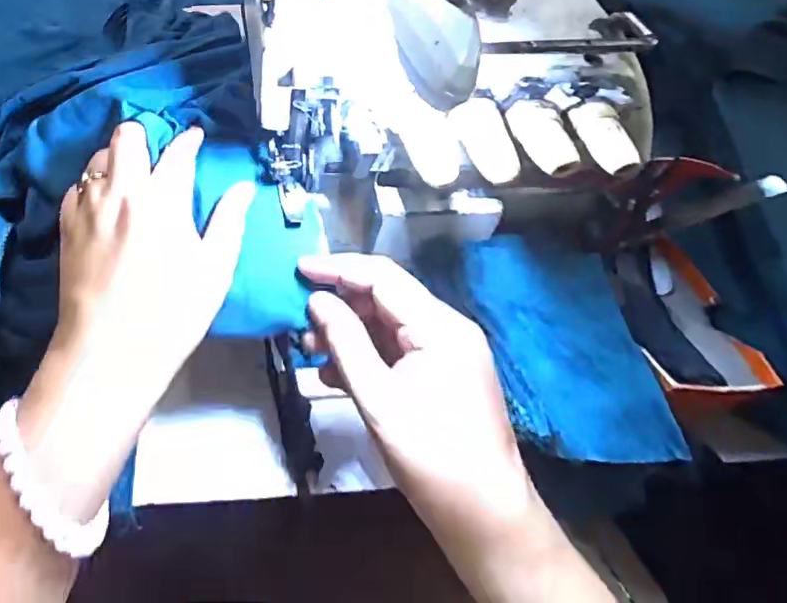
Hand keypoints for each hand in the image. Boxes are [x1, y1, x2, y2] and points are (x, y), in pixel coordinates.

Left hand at [19, 122, 252, 519]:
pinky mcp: (65, 228)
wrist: (107, 354)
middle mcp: (123, 192)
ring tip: (130, 175)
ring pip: (97, 158)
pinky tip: (104, 202)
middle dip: (145, 136)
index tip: (195, 137)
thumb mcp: (215, 266)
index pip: (177, 151)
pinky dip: (92, 185)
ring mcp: (89, 208)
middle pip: (127, 137)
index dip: (189, 139)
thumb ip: (229, 220)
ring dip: (117, 158)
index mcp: (163, 198)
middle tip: (157, 153)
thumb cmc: (172, 311)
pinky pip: (76, 188)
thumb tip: (243, 187)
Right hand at [298, 253, 612, 602]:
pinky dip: (367, 355)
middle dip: (341, 302)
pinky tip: (334, 371)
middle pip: (387, 296)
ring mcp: (448, 350)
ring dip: (350, 331)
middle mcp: (447, 327)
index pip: (383, 276)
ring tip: (308, 347)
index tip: (298, 268)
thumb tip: (318, 301)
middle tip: (298, 314)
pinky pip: (399, 349)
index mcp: (439, 325)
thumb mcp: (380, 401)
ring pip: (390, 324)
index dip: (338, 268)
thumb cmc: (433, 459)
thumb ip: (346, 344)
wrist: (488, 517)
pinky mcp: (443, 372)